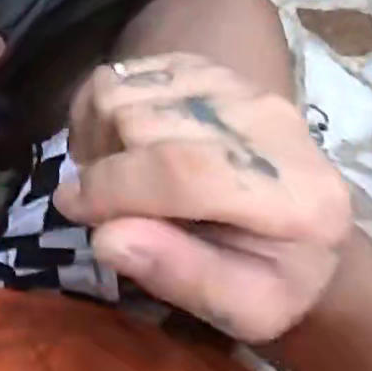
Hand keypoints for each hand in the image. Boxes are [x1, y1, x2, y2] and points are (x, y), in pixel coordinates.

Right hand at [55, 53, 352, 343]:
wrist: (297, 213)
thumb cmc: (268, 268)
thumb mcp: (243, 306)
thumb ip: (180, 276)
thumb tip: (106, 238)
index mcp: (298, 195)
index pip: (182, 170)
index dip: (113, 188)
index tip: (73, 208)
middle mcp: (267, 121)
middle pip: (138, 121)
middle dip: (100, 164)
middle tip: (97, 200)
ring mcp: (230, 83)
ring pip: (119, 89)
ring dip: (94, 133)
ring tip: (108, 169)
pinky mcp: (199, 65)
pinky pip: (119, 71)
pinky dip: (98, 107)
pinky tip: (114, 139)